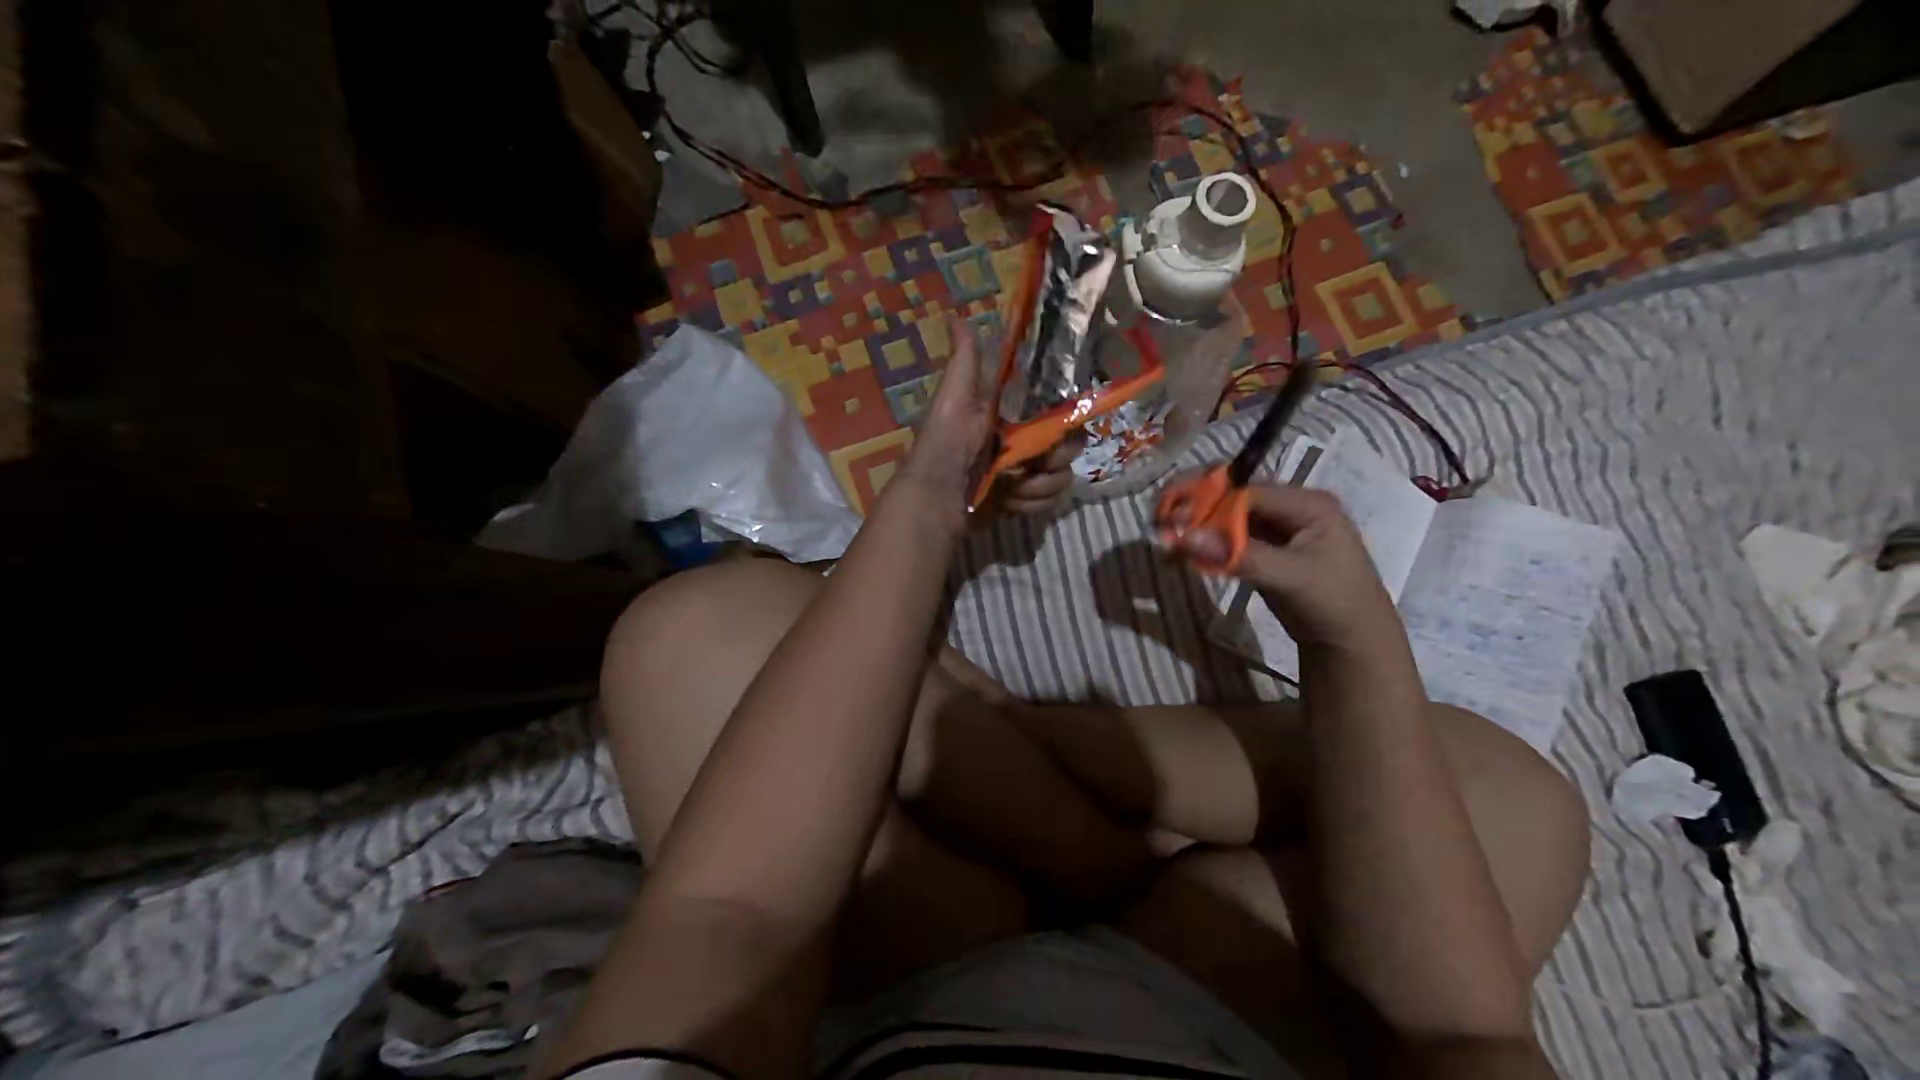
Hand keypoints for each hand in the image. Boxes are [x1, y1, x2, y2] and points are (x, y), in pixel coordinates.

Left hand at [900, 317, 1078, 517]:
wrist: (934, 500)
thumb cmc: (944, 445)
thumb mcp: (954, 400)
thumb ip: (965, 364)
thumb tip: (956, 317)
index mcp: (1010, 415)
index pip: (1056, 410)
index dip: (1065, 418)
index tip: (1062, 424)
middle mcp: (1021, 442)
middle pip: (1067, 445)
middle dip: (1057, 457)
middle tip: (1036, 463)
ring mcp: (1024, 474)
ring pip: (1061, 476)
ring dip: (1041, 485)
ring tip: (1012, 486)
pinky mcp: (1022, 501)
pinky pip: (1049, 501)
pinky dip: (1031, 503)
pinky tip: (1009, 502)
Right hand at [1168, 484, 1399, 650]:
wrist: (1352, 641)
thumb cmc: (1333, 603)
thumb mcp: (1291, 578)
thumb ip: (1240, 556)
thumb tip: (1184, 539)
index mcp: (1308, 504)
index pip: (1248, 492)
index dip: (1209, 501)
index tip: (1174, 517)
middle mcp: (1291, 507)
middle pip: (1234, 496)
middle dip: (1197, 505)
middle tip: (1161, 518)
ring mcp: (1277, 528)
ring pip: (1227, 516)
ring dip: (1197, 524)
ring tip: (1165, 535)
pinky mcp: (1264, 547)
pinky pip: (1228, 537)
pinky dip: (1205, 543)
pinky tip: (1181, 552)